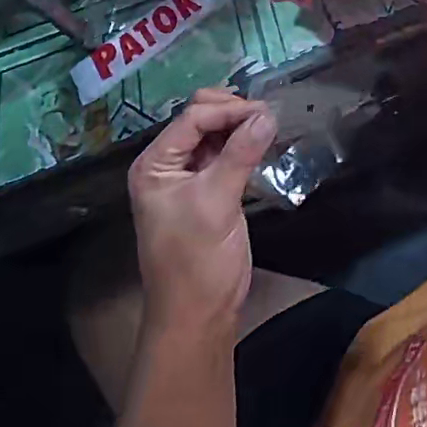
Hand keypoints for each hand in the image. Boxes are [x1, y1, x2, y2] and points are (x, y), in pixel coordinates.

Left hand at [127, 88, 277, 334]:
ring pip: (216, 133)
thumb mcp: (216, 203)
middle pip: (201, 118)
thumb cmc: (196, 261)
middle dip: (233, 113)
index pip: (193, 118)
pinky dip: (245, 144)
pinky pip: (227, 153)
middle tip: (267, 118)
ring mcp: (189, 176)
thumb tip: (268, 115)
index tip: (266, 112)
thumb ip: (240, 155)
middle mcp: (168, 163)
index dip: (229, 110)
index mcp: (155, 164)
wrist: (198, 315)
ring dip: (241, 126)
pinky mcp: (210, 188)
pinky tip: (265, 142)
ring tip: (271, 126)